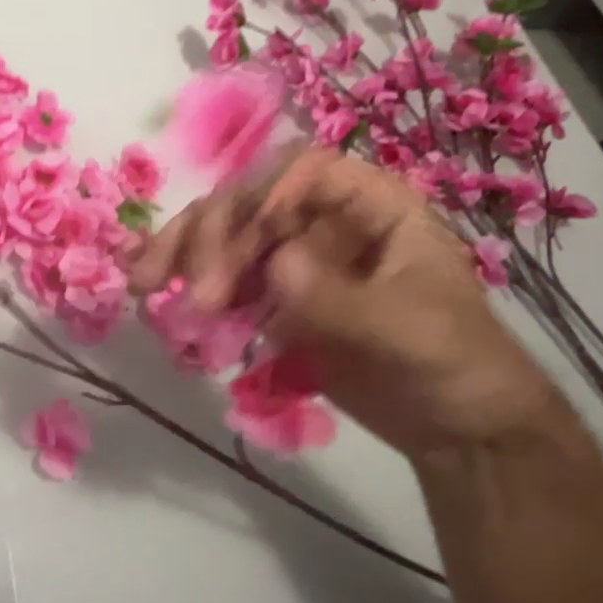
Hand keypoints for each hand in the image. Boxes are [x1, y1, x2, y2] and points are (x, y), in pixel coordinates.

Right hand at [130, 145, 565, 457]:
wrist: (460, 431)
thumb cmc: (456, 363)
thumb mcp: (410, 330)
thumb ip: (341, 297)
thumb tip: (274, 266)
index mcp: (368, 204)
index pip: (302, 171)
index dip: (266, 193)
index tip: (244, 246)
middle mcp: (320, 217)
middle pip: (249, 200)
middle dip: (212, 237)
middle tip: (195, 294)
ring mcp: (292, 255)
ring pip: (223, 233)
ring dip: (181, 254)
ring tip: (143, 285)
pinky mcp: (272, 295)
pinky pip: (221, 276)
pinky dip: (184, 280)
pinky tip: (150, 291)